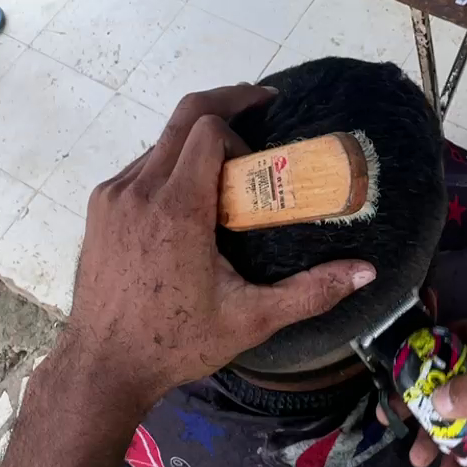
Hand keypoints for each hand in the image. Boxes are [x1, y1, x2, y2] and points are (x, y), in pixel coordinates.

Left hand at [64, 85, 376, 411]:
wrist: (102, 365)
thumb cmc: (177, 341)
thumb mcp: (252, 319)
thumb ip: (311, 291)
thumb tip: (366, 271)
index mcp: (177, 209)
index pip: (206, 127)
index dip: (239, 130)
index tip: (260, 159)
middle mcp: (139, 190)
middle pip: (183, 115)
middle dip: (226, 101)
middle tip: (261, 104)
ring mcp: (113, 195)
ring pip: (163, 141)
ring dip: (198, 140)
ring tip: (230, 165)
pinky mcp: (100, 206)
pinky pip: (143, 165)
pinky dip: (173, 164)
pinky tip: (193, 196)